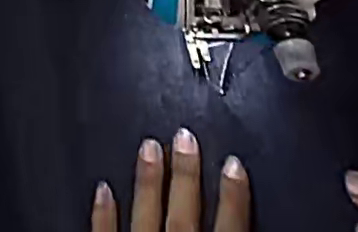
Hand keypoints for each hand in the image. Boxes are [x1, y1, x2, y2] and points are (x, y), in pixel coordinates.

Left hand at [93, 127, 250, 231]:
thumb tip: (254, 225)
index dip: (233, 198)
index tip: (233, 162)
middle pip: (183, 219)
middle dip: (185, 177)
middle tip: (184, 135)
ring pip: (145, 221)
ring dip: (148, 184)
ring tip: (148, 145)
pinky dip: (103, 216)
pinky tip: (102, 189)